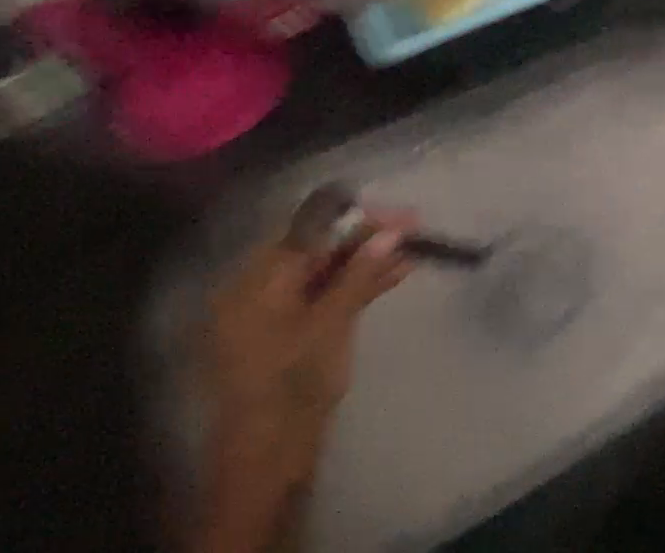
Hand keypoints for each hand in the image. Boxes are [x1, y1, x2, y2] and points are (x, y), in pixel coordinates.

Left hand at [201, 217, 413, 489]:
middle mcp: (256, 291)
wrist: (271, 452)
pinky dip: (356, 285)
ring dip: (366, 261)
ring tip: (413, 249)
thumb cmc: (294, 382)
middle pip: (316, 250)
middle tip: (412, 226)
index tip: (396, 213)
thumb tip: (390, 231)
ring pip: (325, 273)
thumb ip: (359, 273)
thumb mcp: (331, 323)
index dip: (353, 219)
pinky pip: (325, 296)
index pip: (306, 233)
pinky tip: (395, 274)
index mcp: (252, 284)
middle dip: (364, 237)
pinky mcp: (292, 333)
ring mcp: (274, 314)